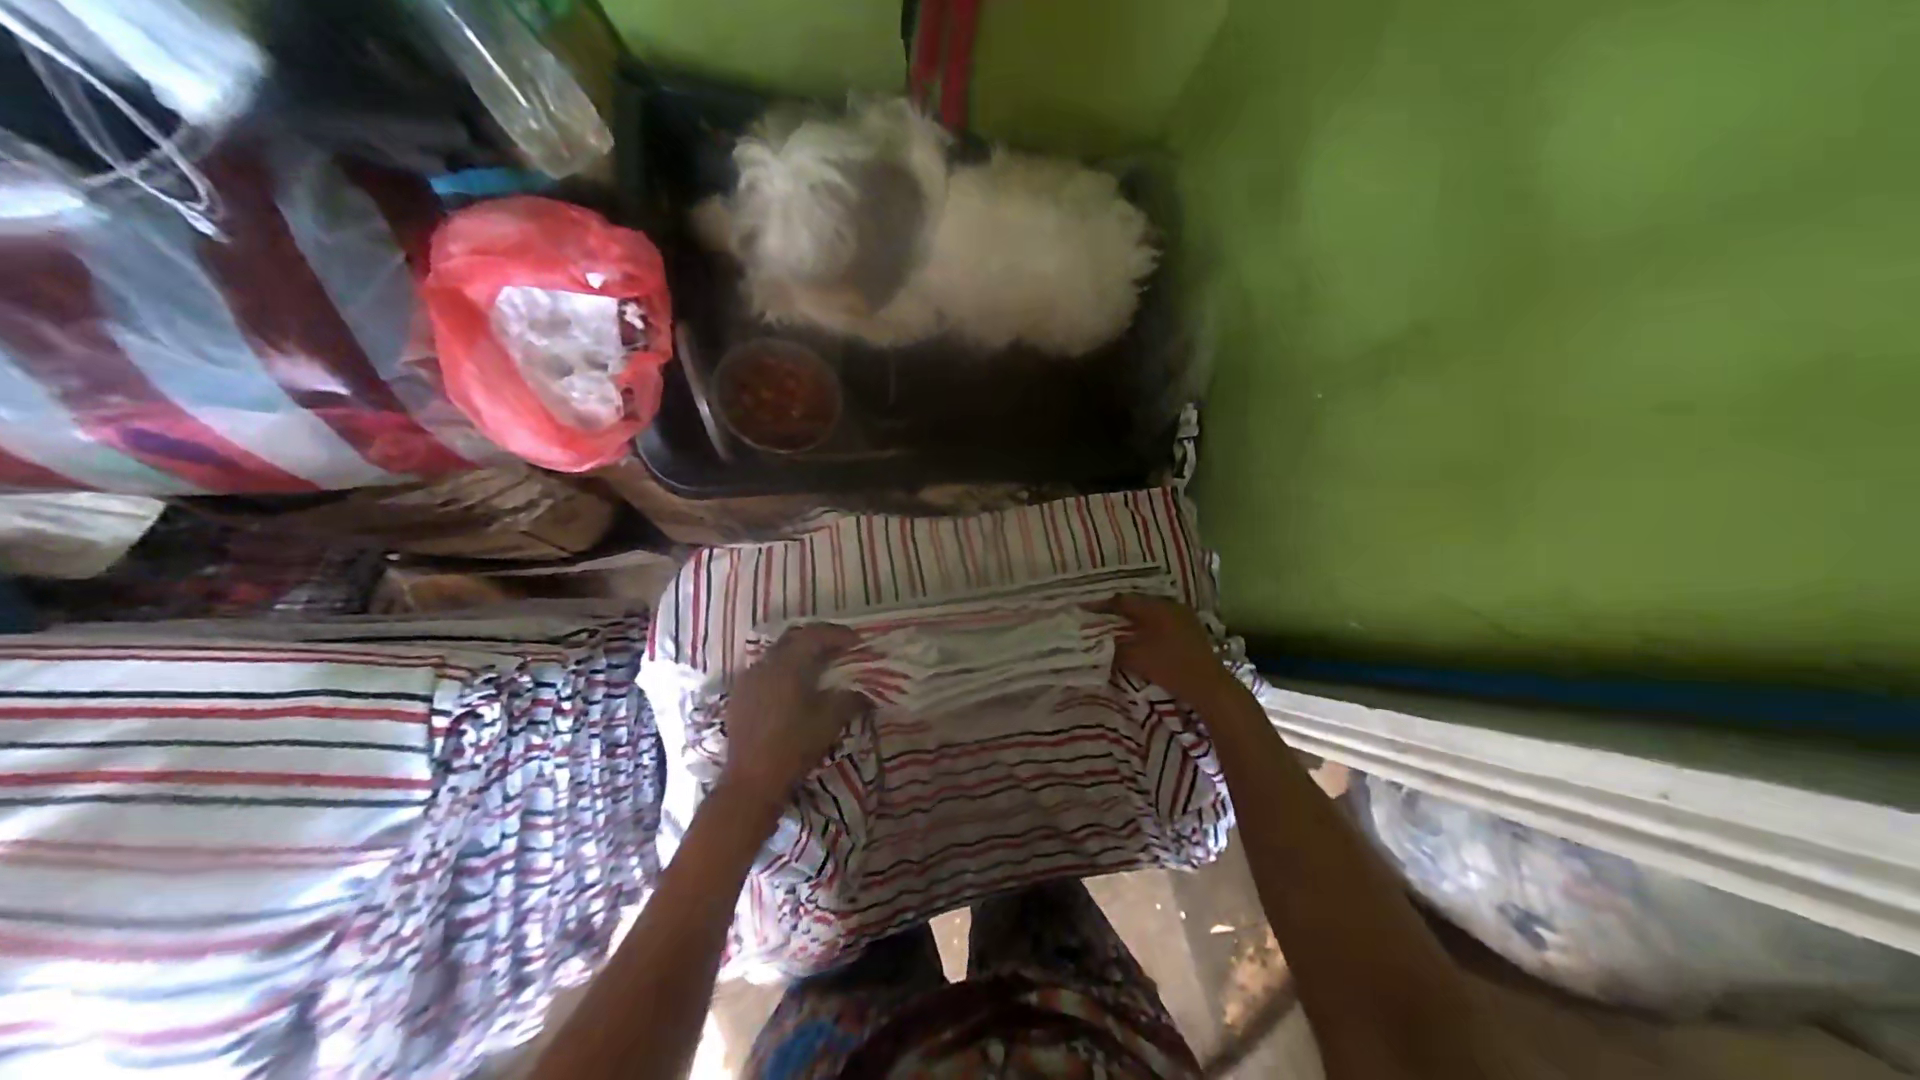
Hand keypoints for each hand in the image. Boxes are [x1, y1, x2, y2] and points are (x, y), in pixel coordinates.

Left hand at [718, 624, 869, 803]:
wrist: (751, 782)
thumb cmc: (794, 747)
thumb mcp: (830, 720)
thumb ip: (850, 697)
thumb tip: (863, 689)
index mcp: (786, 665)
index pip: (815, 635)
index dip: (839, 634)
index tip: (859, 642)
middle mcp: (764, 664)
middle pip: (794, 637)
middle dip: (819, 638)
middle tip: (841, 648)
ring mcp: (747, 679)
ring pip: (778, 653)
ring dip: (800, 653)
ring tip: (820, 667)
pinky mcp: (740, 696)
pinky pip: (765, 670)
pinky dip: (785, 669)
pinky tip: (795, 687)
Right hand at [1098, 594, 1238, 707]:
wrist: (1209, 686)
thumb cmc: (1171, 667)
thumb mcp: (1135, 657)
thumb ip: (1113, 647)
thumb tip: (1097, 641)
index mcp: (1156, 607)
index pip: (1123, 600)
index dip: (1102, 605)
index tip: (1084, 609)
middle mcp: (1170, 606)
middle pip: (1138, 603)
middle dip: (1117, 611)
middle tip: (1098, 617)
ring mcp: (1183, 617)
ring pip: (1151, 612)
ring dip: (1133, 619)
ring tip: (1116, 627)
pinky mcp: (1190, 630)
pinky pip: (1161, 621)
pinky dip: (1147, 626)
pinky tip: (1139, 637)